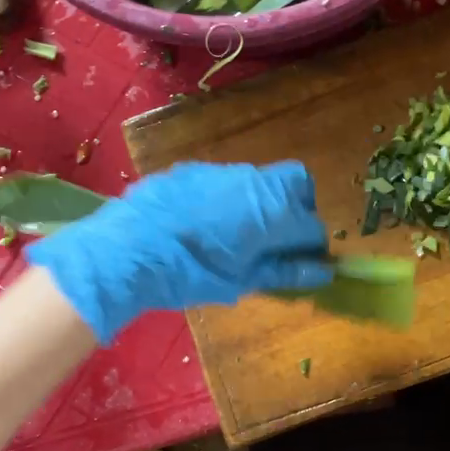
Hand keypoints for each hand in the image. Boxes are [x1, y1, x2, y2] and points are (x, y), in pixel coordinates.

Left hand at [26, 161, 334, 343]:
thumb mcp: (242, 280)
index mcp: (274, 212)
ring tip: (239, 236)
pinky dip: (231, 200)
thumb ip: (285, 271)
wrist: (126, 250)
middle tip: (279, 241)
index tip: (299, 265)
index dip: (311, 248)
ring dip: (263, 204)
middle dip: (299, 210)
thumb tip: (323, 271)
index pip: (313, 226)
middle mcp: (256, 183)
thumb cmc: (191, 273)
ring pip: (262, 181)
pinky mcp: (195, 170)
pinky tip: (206, 225)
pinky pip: (228, 181)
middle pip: (298, 186)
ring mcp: (224, 171)